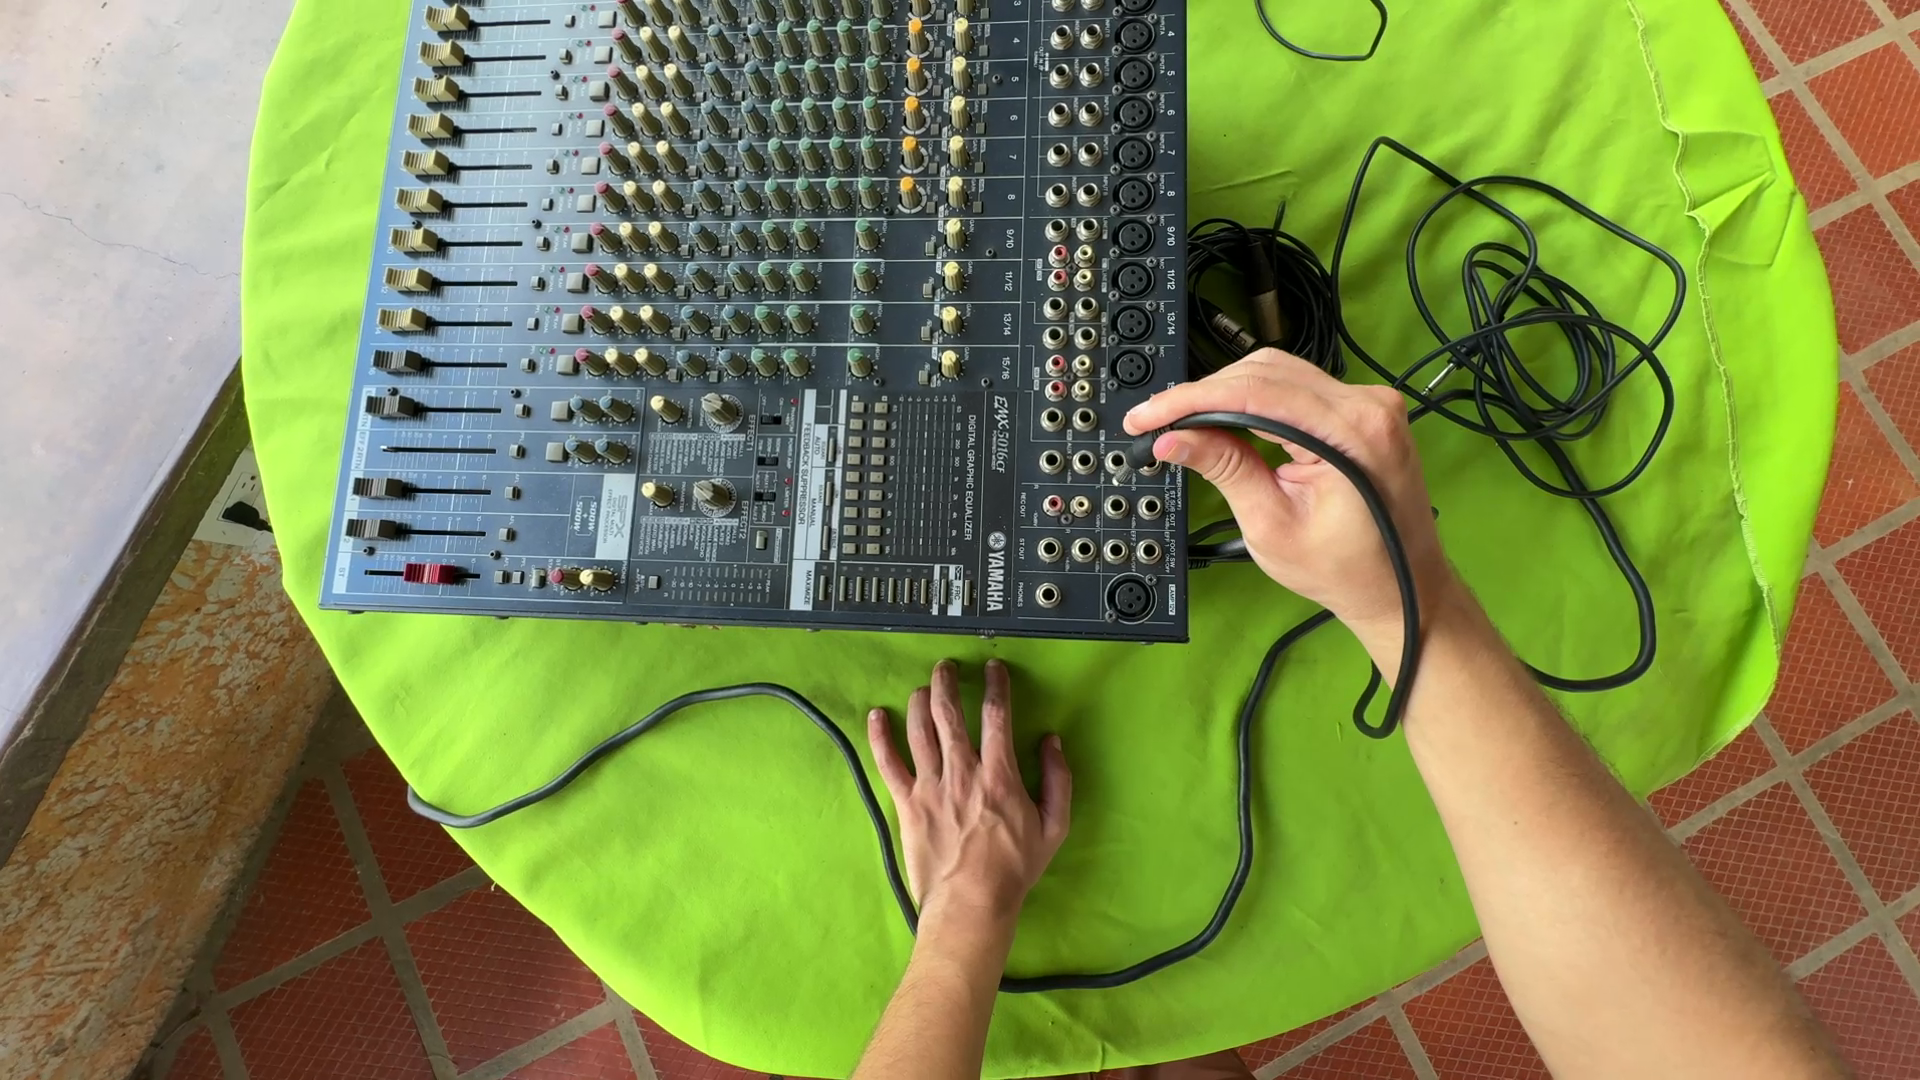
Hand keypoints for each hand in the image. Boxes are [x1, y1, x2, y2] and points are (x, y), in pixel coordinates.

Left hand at [866, 659, 1071, 920]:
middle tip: (945, 667)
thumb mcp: (1054, 827)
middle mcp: (961, 770)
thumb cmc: (1014, 868)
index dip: (995, 686)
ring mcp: (930, 785)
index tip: (993, 669)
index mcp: (998, 774)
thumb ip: (1057, 781)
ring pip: (919, 730)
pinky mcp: (907, 803)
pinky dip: (880, 737)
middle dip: (946, 682)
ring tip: (922, 688)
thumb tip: (1051, 742)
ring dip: (919, 701)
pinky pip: (888, 763)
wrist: (971, 904)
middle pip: (949, 713)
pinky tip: (876, 716)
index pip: (996, 715)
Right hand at [1124, 349, 1456, 661]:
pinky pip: (1293, 388)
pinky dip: (1248, 399)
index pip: (1252, 392)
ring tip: (1180, 421)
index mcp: (1351, 431)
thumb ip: (1224, 468)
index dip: (1189, 400)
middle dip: (1200, 393)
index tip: (1146, 417)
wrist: (1401, 587)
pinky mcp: (1358, 410)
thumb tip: (1174, 439)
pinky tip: (1219, 418)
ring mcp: (1366, 403)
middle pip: (1262, 372)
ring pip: (1274, 372)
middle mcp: (1366, 404)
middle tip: (1154, 421)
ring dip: (1221, 393)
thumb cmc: (1344, 568)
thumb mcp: (1269, 523)